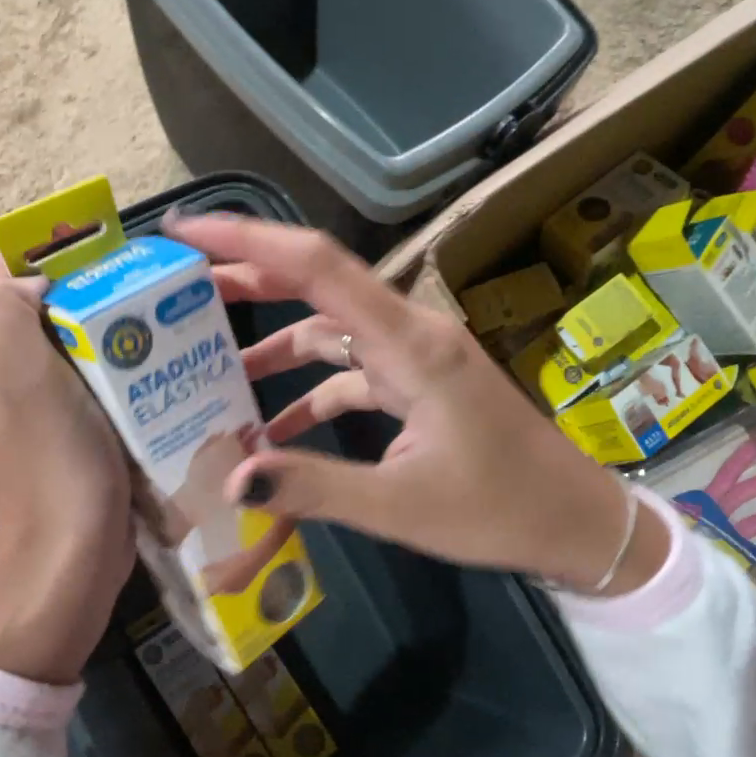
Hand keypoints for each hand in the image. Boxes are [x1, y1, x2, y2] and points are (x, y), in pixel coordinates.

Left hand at [0, 231, 134, 683]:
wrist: (73, 568)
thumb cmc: (55, 474)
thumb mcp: (24, 386)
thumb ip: (5, 316)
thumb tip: (32, 278)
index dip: (43, 236)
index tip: (103, 237)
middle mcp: (13, 366)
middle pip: (48, 295)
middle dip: (95, 275)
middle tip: (153, 276)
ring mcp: (51, 400)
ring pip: (84, 335)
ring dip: (120, 318)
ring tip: (171, 313)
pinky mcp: (86, 429)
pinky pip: (108, 376)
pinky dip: (133, 362)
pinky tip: (171, 366)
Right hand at [165, 213, 669, 593]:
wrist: (576, 523)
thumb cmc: (500, 510)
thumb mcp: (400, 506)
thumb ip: (313, 486)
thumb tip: (231, 479)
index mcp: (411, 344)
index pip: (320, 265)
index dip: (250, 238)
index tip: (186, 232)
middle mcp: (411, 335)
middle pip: (319, 286)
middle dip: (248, 279)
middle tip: (179, 288)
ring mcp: (416, 360)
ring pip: (331, 331)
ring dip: (274, 342)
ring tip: (209, 359)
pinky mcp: (420, 387)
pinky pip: (352, 375)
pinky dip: (310, 393)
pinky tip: (272, 430)